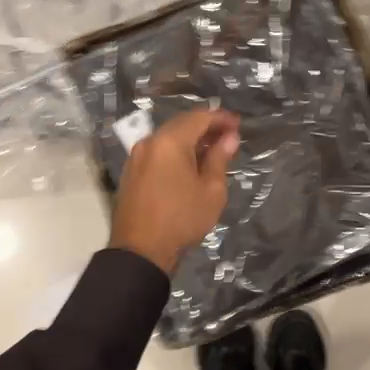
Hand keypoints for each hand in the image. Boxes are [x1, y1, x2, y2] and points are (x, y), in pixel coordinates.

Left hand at [110, 108, 241, 273]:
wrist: (140, 251)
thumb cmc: (181, 219)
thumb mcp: (211, 191)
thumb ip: (219, 159)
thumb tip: (229, 138)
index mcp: (170, 142)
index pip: (199, 118)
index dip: (221, 118)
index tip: (238, 124)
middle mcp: (149, 142)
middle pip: (181, 124)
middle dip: (206, 127)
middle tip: (228, 136)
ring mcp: (136, 156)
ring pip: (168, 138)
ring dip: (190, 140)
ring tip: (212, 151)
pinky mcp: (131, 172)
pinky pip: (157, 152)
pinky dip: (175, 152)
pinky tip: (189, 164)